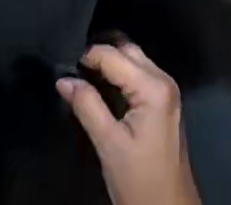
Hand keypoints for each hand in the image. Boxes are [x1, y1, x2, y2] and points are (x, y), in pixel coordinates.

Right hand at [59, 42, 200, 204]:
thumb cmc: (140, 181)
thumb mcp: (109, 144)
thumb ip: (86, 106)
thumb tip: (63, 79)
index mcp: (153, 87)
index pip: (114, 55)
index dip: (87, 56)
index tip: (63, 64)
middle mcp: (163, 79)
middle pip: (128, 50)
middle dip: (100, 52)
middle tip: (72, 65)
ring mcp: (167, 90)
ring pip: (134, 59)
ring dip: (110, 61)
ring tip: (82, 73)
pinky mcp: (164, 101)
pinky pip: (140, 74)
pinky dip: (120, 73)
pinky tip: (101, 85)